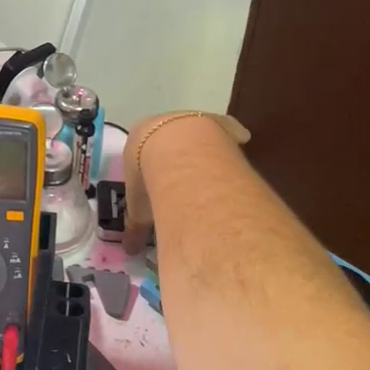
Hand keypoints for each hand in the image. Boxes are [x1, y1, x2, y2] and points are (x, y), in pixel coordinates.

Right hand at [122, 111, 250, 253]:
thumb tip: (129, 249)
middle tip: (185, 174)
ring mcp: (192, 120)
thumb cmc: (150, 177)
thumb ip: (136, 226)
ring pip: (198, 131)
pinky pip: (228, 127)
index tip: (155, 176)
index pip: (141, 148)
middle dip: (177, 154)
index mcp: (139, 137)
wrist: (178, 153)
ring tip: (211, 167)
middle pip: (170, 138)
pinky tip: (240, 142)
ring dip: (203, 146)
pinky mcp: (218, 122)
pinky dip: (233, 134)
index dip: (149, 163)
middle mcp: (164, 123)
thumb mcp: (138, 207)